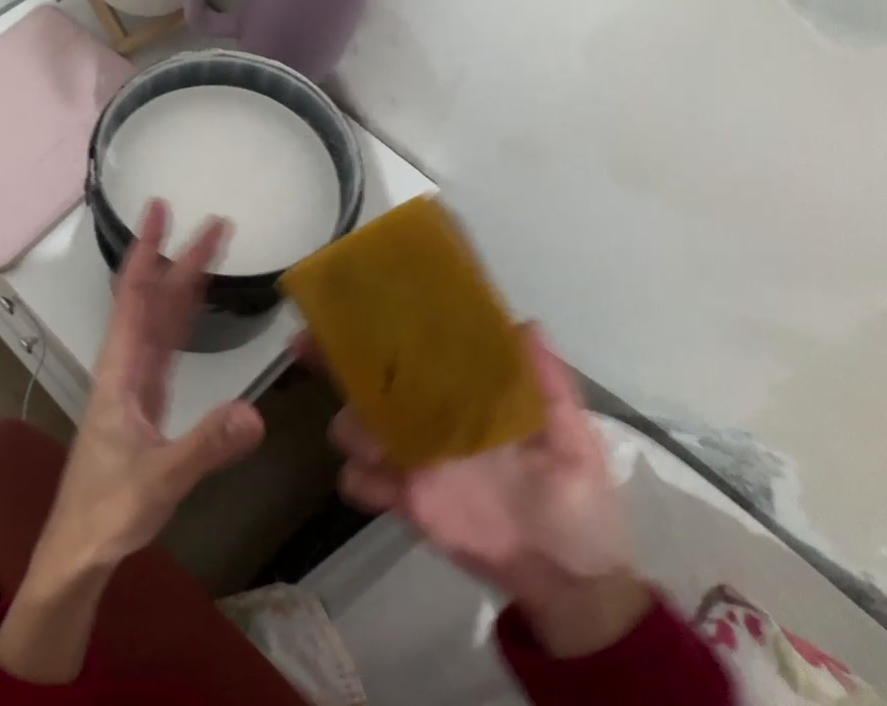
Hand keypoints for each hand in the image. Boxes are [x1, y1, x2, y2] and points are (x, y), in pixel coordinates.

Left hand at [0, 200, 265, 682]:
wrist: (80, 546)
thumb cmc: (108, 510)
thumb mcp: (160, 480)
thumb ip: (205, 447)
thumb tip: (256, 413)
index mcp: (120, 373)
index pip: (134, 299)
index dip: (147, 252)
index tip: (160, 210)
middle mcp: (124, 369)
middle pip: (152, 302)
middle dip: (179, 260)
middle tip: (214, 224)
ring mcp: (133, 386)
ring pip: (159, 322)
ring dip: (182, 286)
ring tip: (210, 252)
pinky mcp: (144, 405)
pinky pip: (165, 348)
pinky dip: (181, 321)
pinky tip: (194, 312)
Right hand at [315, 324, 647, 655]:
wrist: (568, 582)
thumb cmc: (578, 502)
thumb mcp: (573, 439)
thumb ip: (550, 386)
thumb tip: (525, 324)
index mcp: (467, 397)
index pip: (416, 353)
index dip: (381, 328)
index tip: (350, 304)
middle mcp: (431, 419)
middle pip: (370, 382)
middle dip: (335, 362)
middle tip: (308, 349)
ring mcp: (414, 459)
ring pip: (356, 426)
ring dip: (353, 426)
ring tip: (375, 442)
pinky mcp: (406, 500)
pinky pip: (361, 481)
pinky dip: (359, 479)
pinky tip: (380, 485)